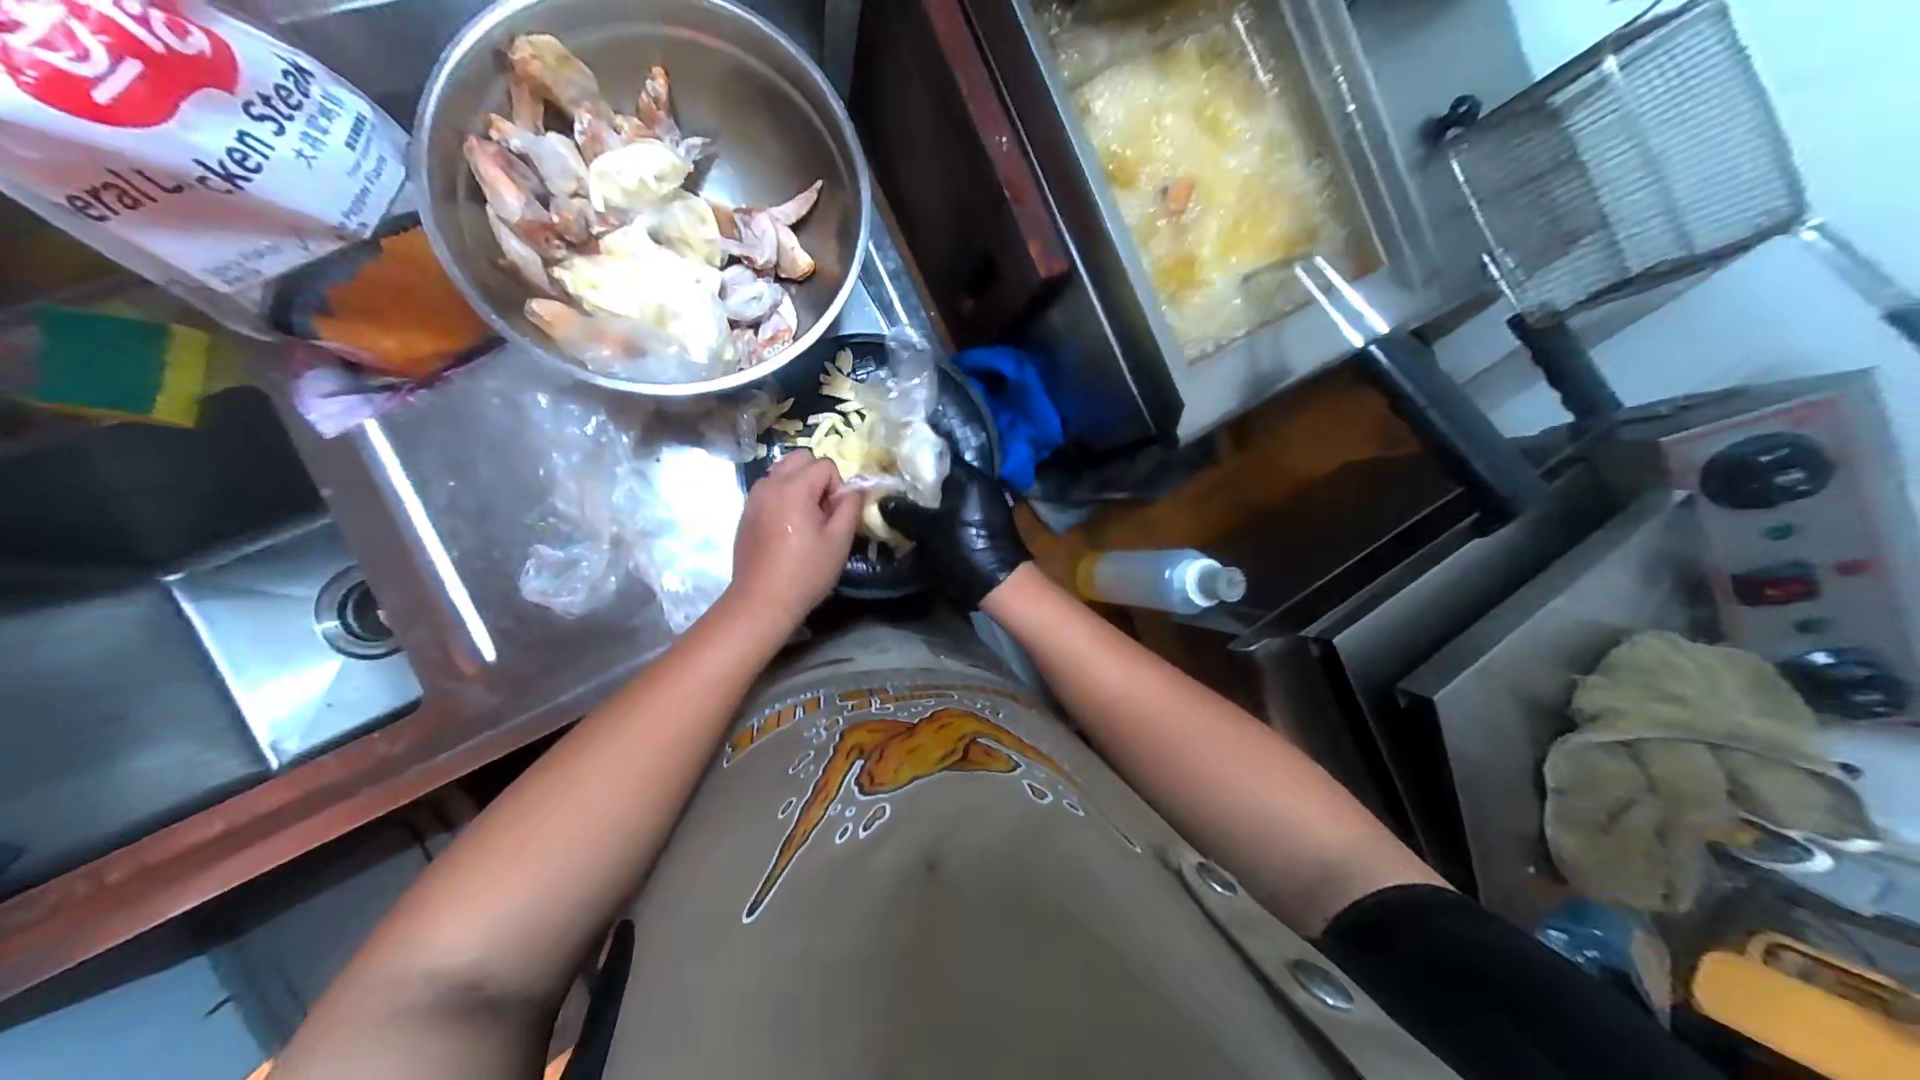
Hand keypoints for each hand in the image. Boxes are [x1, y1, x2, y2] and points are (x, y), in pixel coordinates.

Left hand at [729, 451, 862, 623]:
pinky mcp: (746, 512)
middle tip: (821, 511)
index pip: (825, 464)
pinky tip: (786, 529)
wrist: (761, 600)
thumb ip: (850, 508)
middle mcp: (770, 484)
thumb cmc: (805, 572)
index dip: (837, 487)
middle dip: (817, 478)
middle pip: (800, 458)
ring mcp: (754, 497)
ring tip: (804, 519)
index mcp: (794, 488)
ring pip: (782, 471)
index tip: (834, 516)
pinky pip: (769, 489)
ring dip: (799, 485)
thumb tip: (853, 491)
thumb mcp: (839, 541)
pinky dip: (783, 497)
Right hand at [879, 460, 1030, 607]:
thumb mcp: (928, 530)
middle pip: (943, 478)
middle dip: (918, 484)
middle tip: (890, 488)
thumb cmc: (964, 549)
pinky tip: (921, 525)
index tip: (891, 465)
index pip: (938, 457)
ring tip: (901, 507)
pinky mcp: (985, 525)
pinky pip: (957, 512)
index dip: (913, 460)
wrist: (1000, 586)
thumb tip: (883, 500)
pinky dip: (940, 516)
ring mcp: (985, 506)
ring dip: (928, 503)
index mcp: (970, 478)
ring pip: (949, 498)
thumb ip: (904, 511)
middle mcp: (981, 486)